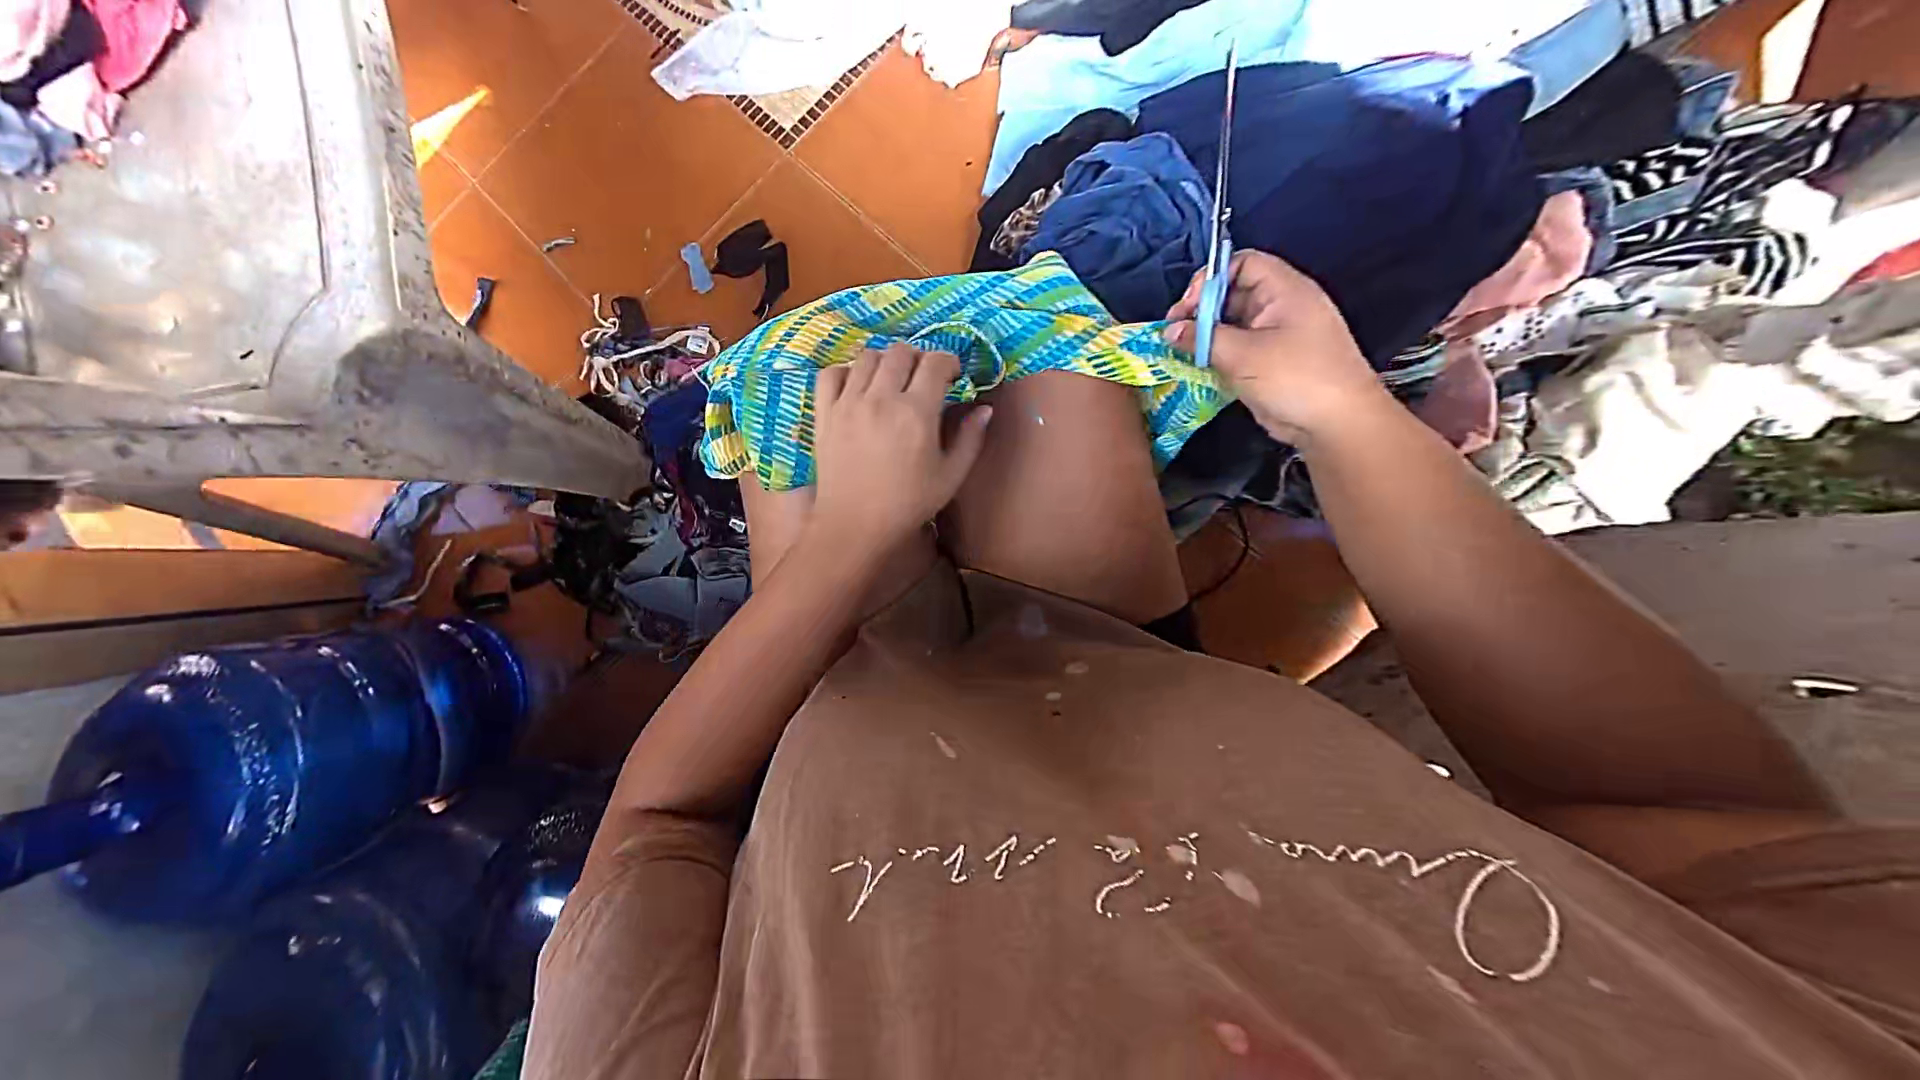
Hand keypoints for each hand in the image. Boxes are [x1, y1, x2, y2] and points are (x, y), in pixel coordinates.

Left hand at [810, 344, 992, 555]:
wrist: (856, 526)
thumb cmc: (908, 504)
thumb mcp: (950, 476)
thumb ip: (970, 438)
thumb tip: (984, 408)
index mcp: (916, 412)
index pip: (935, 363)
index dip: (949, 362)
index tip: (952, 375)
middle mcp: (881, 398)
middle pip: (901, 352)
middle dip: (919, 357)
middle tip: (924, 377)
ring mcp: (848, 403)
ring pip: (867, 356)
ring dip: (885, 361)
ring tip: (891, 379)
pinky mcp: (825, 413)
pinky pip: (831, 374)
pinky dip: (846, 371)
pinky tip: (858, 386)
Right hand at [1164, 250, 1390, 444]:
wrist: (1336, 422)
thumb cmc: (1294, 378)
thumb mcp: (1242, 355)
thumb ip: (1202, 338)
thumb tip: (1169, 330)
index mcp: (1284, 290)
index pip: (1242, 264)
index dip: (1211, 279)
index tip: (1187, 307)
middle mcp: (1281, 307)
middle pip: (1233, 294)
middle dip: (1201, 310)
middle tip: (1174, 332)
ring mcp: (1276, 335)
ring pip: (1232, 324)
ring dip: (1206, 336)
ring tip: (1180, 351)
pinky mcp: (1270, 362)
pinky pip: (1237, 349)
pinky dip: (1217, 355)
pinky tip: (1196, 367)